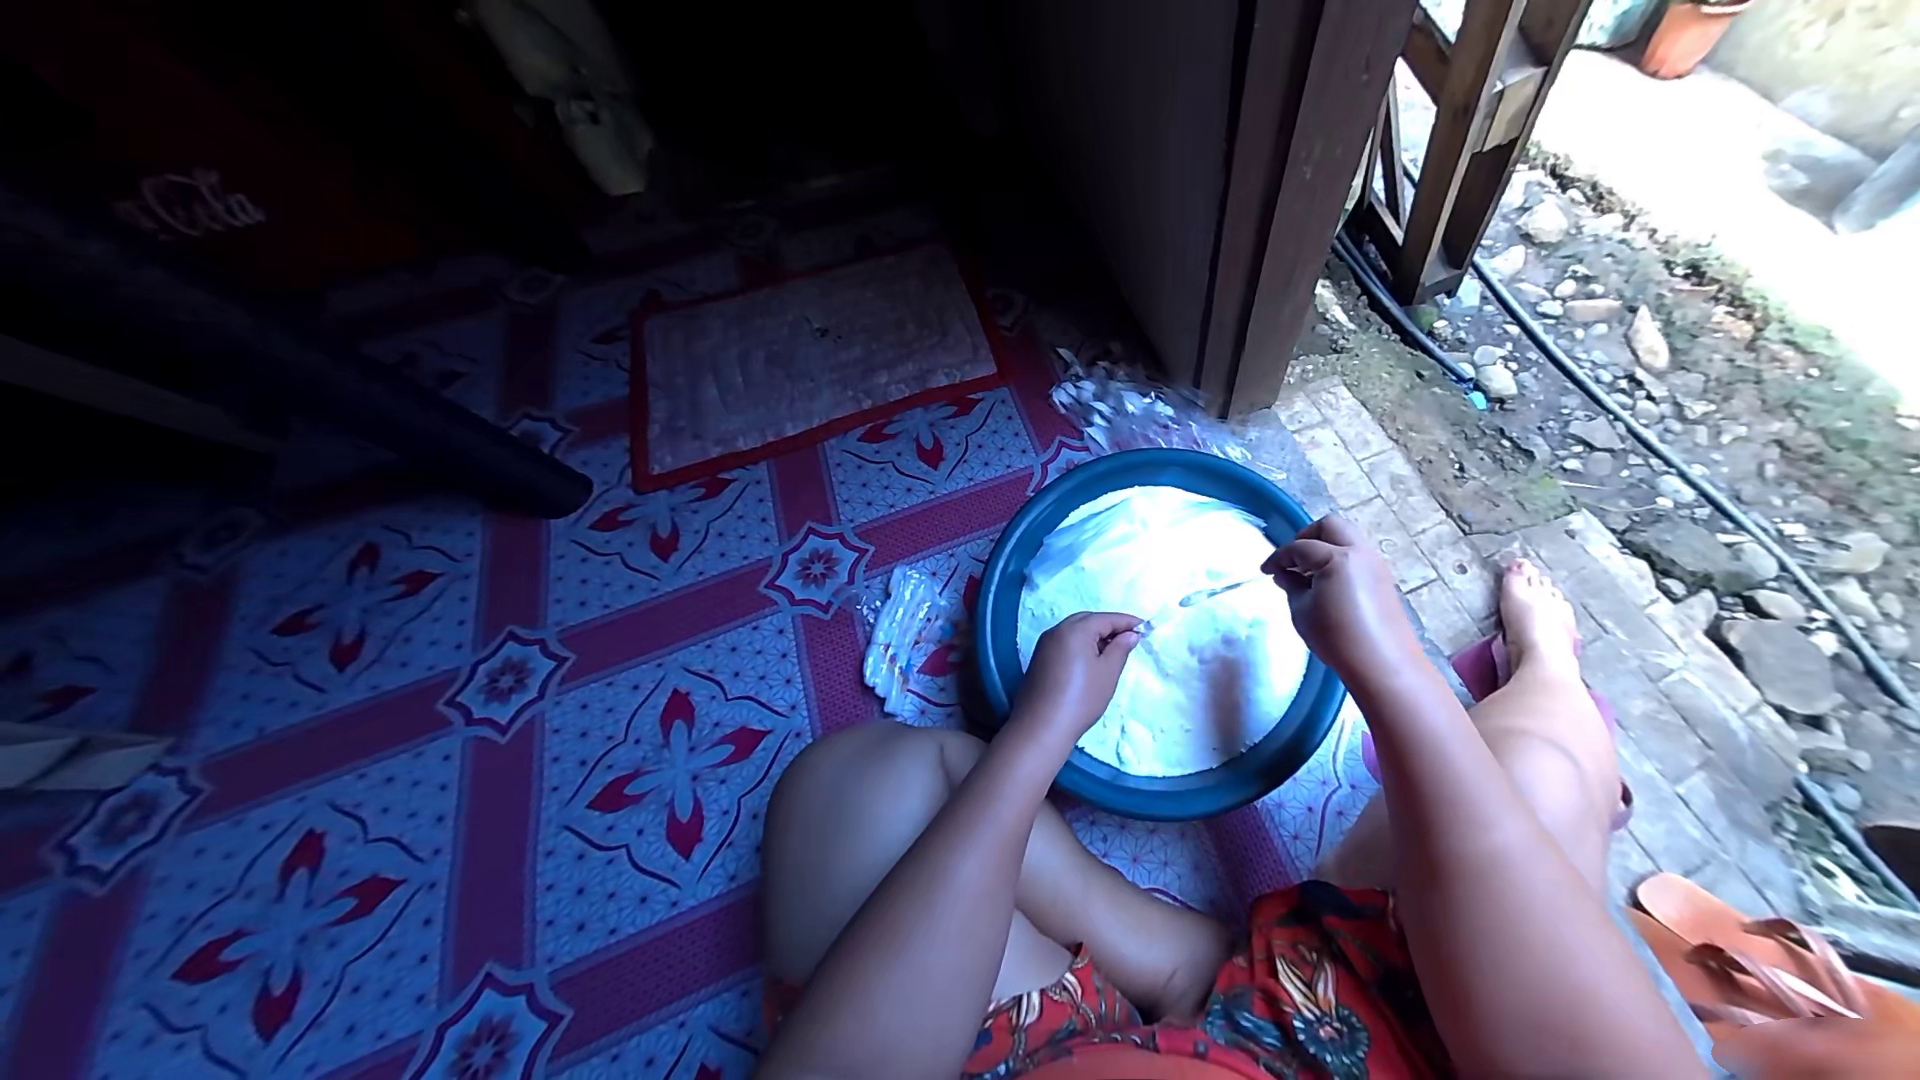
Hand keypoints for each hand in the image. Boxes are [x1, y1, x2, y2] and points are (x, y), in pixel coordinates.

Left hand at [1013, 612, 1141, 745]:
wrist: (1042, 726)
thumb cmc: (1081, 698)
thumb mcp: (1108, 672)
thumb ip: (1120, 648)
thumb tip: (1129, 634)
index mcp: (1074, 630)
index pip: (1105, 618)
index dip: (1126, 621)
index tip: (1144, 626)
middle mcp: (1056, 631)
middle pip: (1087, 620)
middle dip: (1108, 626)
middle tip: (1129, 639)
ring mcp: (1044, 644)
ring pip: (1074, 631)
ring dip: (1093, 635)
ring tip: (1112, 651)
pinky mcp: (1039, 658)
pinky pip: (1064, 642)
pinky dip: (1080, 645)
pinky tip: (1090, 660)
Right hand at [1262, 516, 1422, 685]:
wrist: (1383, 664)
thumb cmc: (1336, 637)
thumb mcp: (1301, 610)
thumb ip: (1291, 585)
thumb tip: (1285, 574)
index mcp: (1337, 558)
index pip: (1299, 547)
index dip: (1278, 558)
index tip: (1265, 571)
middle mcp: (1360, 553)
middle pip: (1330, 526)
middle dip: (1305, 537)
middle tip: (1291, 560)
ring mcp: (1375, 565)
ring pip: (1346, 538)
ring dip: (1323, 547)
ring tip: (1306, 573)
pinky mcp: (1382, 579)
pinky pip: (1356, 555)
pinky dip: (1337, 559)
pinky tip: (1324, 584)